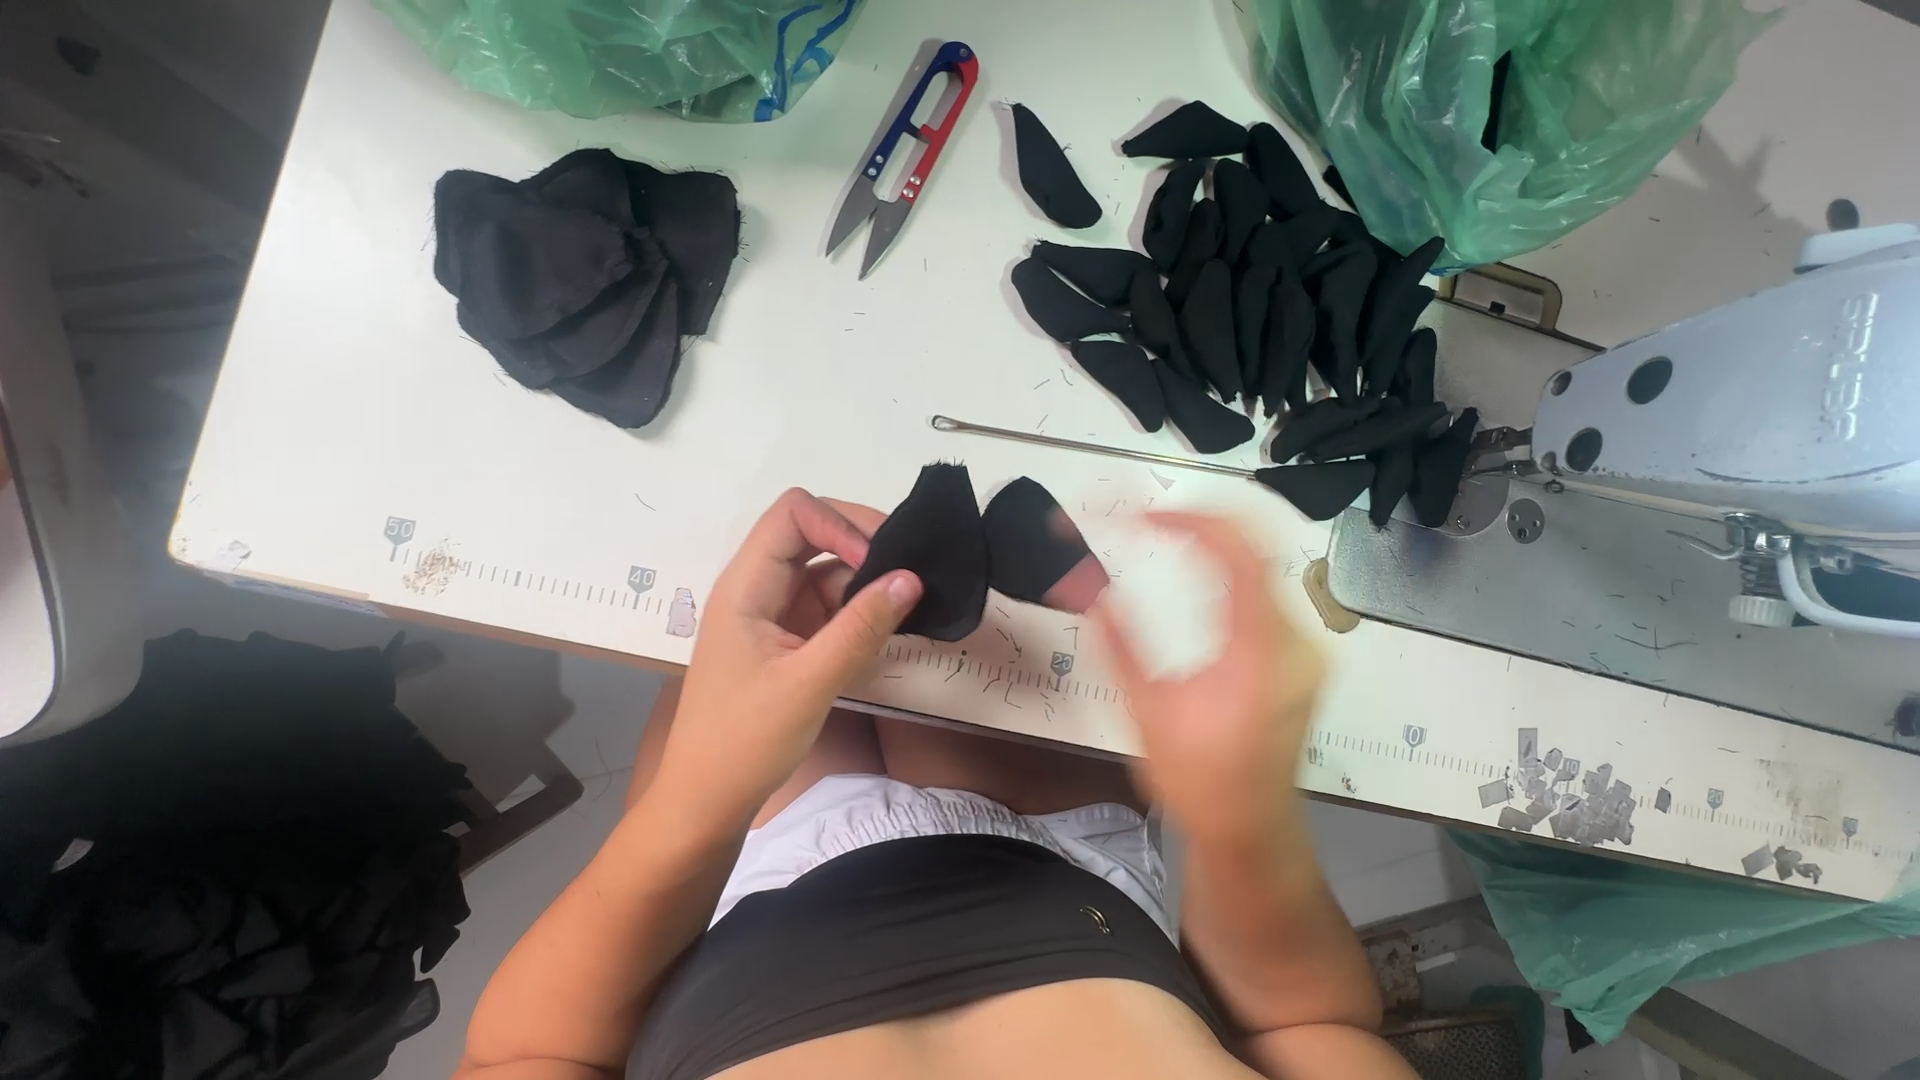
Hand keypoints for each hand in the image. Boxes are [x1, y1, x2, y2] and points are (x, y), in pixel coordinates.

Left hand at [654, 489, 921, 825]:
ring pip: (825, 569)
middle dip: (861, 542)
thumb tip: (911, 577)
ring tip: (907, 600)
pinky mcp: (788, 639)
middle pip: (812, 533)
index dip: (839, 524)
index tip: (879, 562)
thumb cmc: (745, 741)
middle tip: (910, 570)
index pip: (793, 514)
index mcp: (746, 586)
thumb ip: (861, 628)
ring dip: (865, 578)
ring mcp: (774, 613)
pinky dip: (859, 609)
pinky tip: (887, 625)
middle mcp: (758, 588)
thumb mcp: (809, 684)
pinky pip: (828, 605)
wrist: (707, 800)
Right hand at [1093, 512, 1323, 844]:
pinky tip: (1194, 571)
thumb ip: (1117, 638)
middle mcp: (1296, 639)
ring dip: (1213, 539)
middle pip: (1257, 545)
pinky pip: (1267, 586)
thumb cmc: (1197, 780)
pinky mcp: (1301, 654)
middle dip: (1199, 518)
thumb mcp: (1147, 710)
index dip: (1188, 521)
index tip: (1139, 518)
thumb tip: (1080, 582)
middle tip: (1147, 518)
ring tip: (1161, 534)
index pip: (1236, 552)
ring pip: (1265, 561)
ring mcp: (1306, 646)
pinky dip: (1227, 566)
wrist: (1251, 829)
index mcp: (1259, 651)